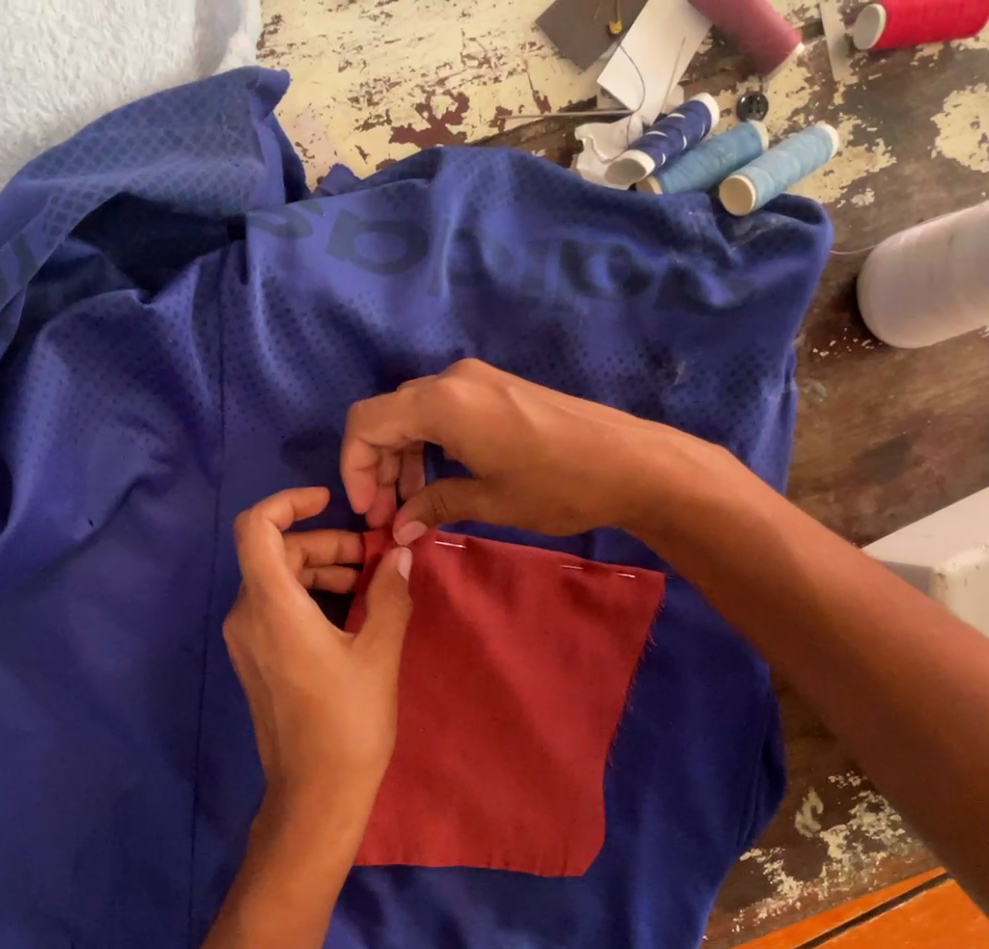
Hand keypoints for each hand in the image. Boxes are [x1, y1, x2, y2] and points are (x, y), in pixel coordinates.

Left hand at [223, 488, 413, 818]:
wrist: (315, 794)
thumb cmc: (350, 722)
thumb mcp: (379, 653)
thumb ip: (390, 595)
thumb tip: (401, 555)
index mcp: (273, 606)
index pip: (256, 526)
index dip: (288, 502)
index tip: (328, 503)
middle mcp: (246, 616)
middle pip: (273, 552)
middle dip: (323, 544)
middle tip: (372, 558)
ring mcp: (245, 640)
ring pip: (274, 579)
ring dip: (318, 569)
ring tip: (368, 584)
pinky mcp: (253, 659)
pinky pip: (273, 607)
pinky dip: (307, 595)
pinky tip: (348, 613)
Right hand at [340, 358, 748, 540]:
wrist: (634, 463)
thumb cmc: (557, 484)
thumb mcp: (489, 500)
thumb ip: (433, 506)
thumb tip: (398, 528)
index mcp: (441, 403)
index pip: (366, 422)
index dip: (354, 467)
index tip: (368, 511)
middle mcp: (452, 380)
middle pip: (388, 416)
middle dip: (377, 467)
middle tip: (387, 516)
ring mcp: (478, 380)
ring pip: (414, 414)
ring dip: (403, 459)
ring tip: (412, 506)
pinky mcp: (498, 389)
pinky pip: (443, 412)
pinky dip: (430, 446)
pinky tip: (441, 481)